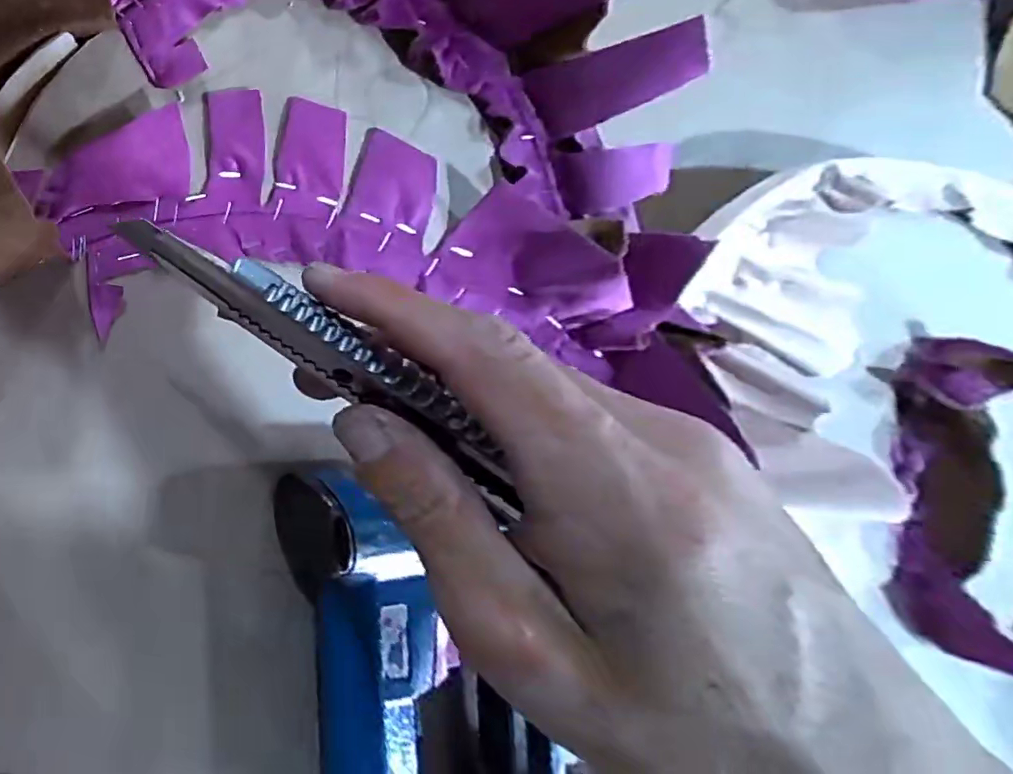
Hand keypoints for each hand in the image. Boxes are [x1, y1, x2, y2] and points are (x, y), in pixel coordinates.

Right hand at [300, 264, 1003, 773]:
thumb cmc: (677, 733)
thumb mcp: (524, 647)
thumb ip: (436, 523)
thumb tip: (361, 420)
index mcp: (618, 485)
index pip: (484, 354)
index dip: (393, 306)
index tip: (320, 282)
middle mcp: (657, 435)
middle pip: (501, 359)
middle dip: (399, 344)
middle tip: (322, 364)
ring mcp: (684, 439)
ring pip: (531, 382)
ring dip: (443, 379)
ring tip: (377, 409)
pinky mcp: (692, 455)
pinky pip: (564, 407)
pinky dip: (492, 406)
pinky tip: (467, 450)